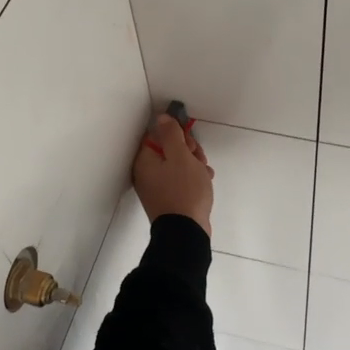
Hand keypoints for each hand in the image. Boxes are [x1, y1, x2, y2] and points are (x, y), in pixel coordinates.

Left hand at [133, 114, 213, 234]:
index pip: (158, 135)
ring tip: (205, 173)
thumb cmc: (184, 190)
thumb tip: (161, 117)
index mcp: (145, 161)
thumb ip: (171, 134)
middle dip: (188, 151)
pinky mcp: (168, 199)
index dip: (177, 135)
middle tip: (198, 160)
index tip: (190, 143)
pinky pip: (180, 180)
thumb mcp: (181, 156)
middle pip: (168, 149)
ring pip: (177, 165)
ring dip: (194, 164)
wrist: (186, 233)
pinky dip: (193, 178)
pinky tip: (205, 182)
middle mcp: (146, 173)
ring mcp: (157, 188)